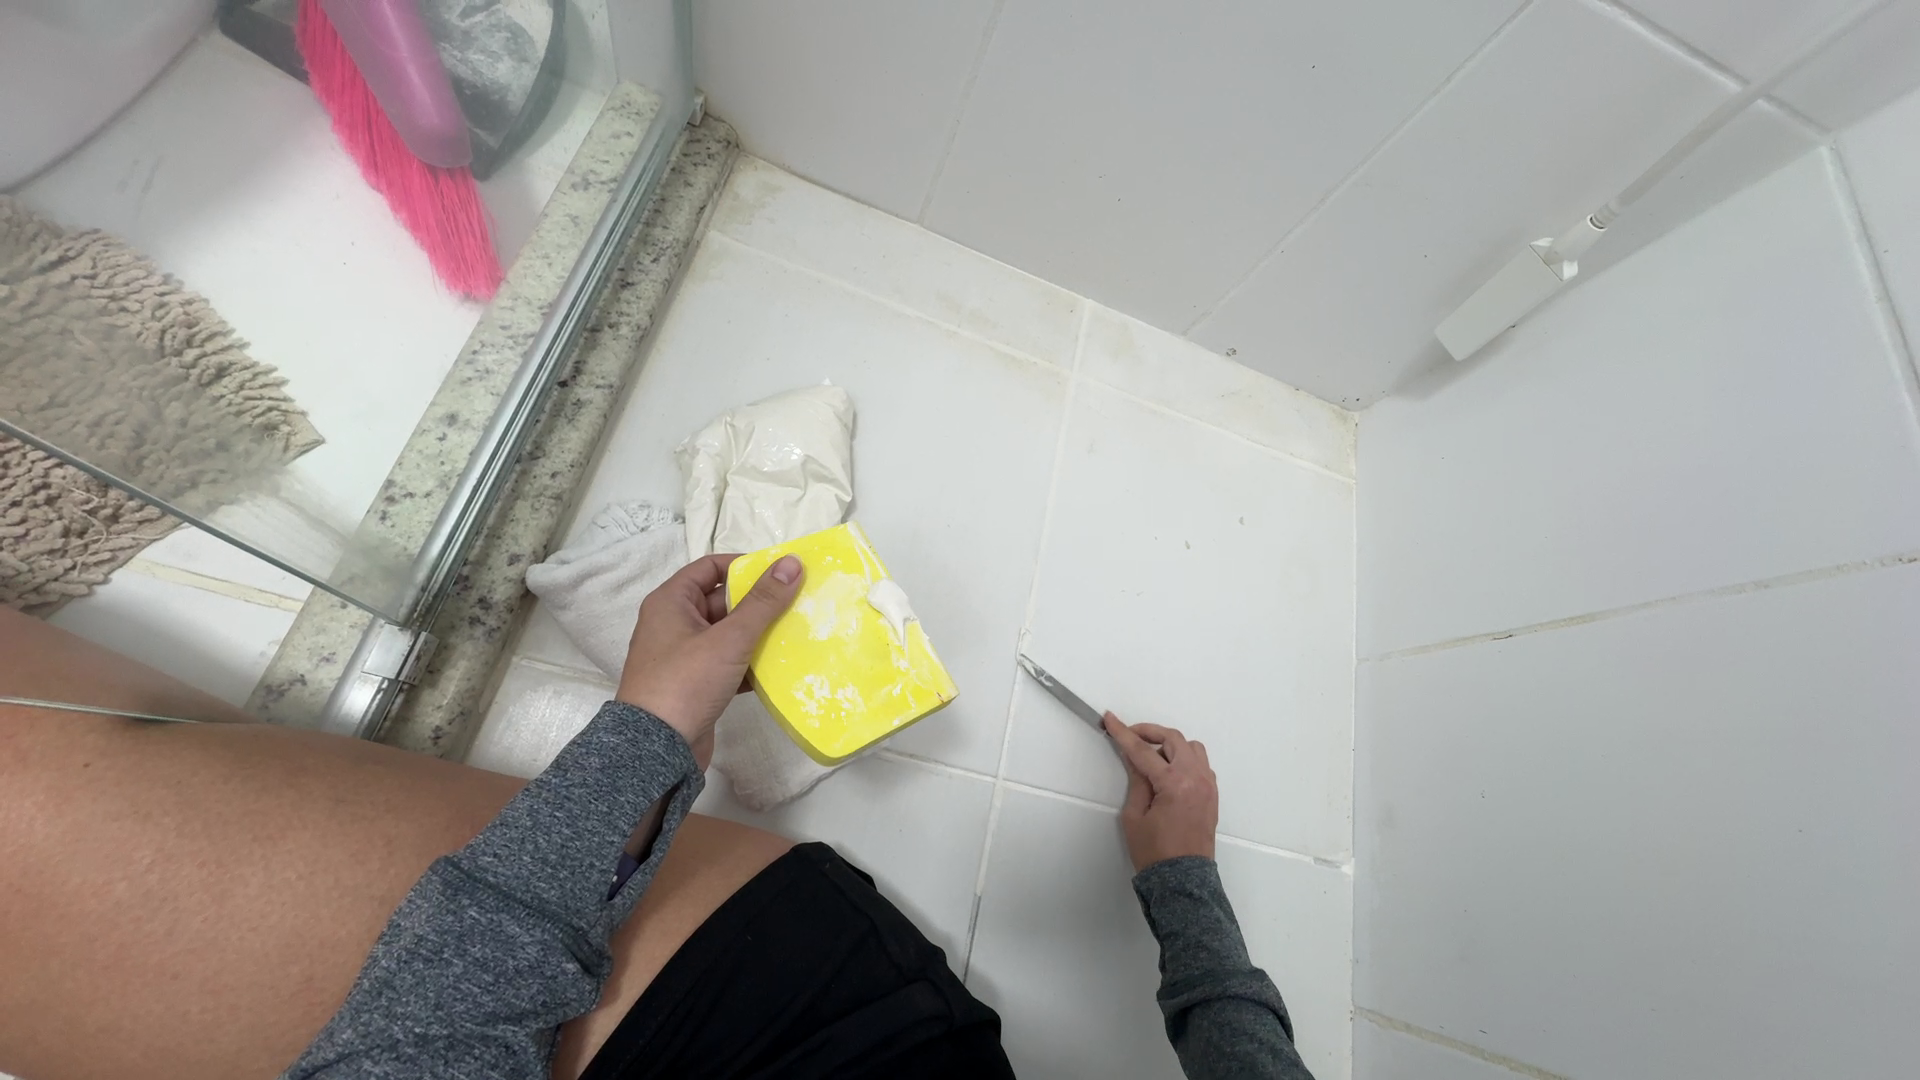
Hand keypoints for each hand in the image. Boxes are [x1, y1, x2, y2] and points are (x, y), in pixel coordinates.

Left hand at [616, 553, 801, 750]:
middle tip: (797, 602)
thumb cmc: (686, 682)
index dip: (745, 566)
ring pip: (729, 633)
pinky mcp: (696, 683)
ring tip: (796, 632)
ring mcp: (684, 656)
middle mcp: (674, 623)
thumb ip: (763, 601)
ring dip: (759, 633)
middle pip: (722, 600)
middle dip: (759, 602)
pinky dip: (751, 662)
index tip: (780, 573)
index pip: (710, 567)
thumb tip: (793, 562)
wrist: (657, 750)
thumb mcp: (729, 638)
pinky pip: (729, 662)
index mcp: (671, 602)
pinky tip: (780, 667)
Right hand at [1104, 713, 1218, 871]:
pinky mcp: (1212, 794)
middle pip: (1173, 739)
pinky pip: (1200, 763)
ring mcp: (1208, 786)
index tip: (1110, 719)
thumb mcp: (1134, 816)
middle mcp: (1196, 779)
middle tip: (1130, 736)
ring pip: (1191, 747)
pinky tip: (1167, 770)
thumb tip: (1135, 759)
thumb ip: (1137, 781)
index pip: (1143, 751)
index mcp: (1174, 784)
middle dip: (1149, 733)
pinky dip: (1183, 758)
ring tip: (1151, 756)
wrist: (1183, 882)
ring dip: (1170, 745)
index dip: (1123, 733)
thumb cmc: (1154, 853)